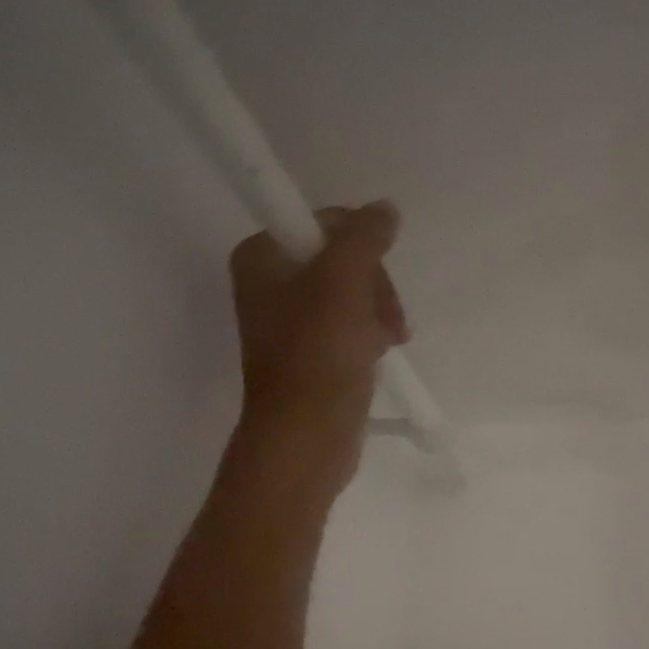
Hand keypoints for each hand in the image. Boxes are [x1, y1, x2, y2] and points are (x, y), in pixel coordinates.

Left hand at [227, 201, 408, 486]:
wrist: (307, 437)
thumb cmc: (319, 354)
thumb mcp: (344, 280)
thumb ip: (364, 236)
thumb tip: (384, 210)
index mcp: (261, 257)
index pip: (321, 222)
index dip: (359, 242)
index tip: (378, 271)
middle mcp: (269, 286)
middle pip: (340, 260)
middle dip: (373, 284)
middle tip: (387, 316)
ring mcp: (291, 325)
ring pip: (351, 296)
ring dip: (378, 311)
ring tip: (388, 340)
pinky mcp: (312, 358)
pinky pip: (350, 329)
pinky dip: (370, 336)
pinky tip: (381, 353)